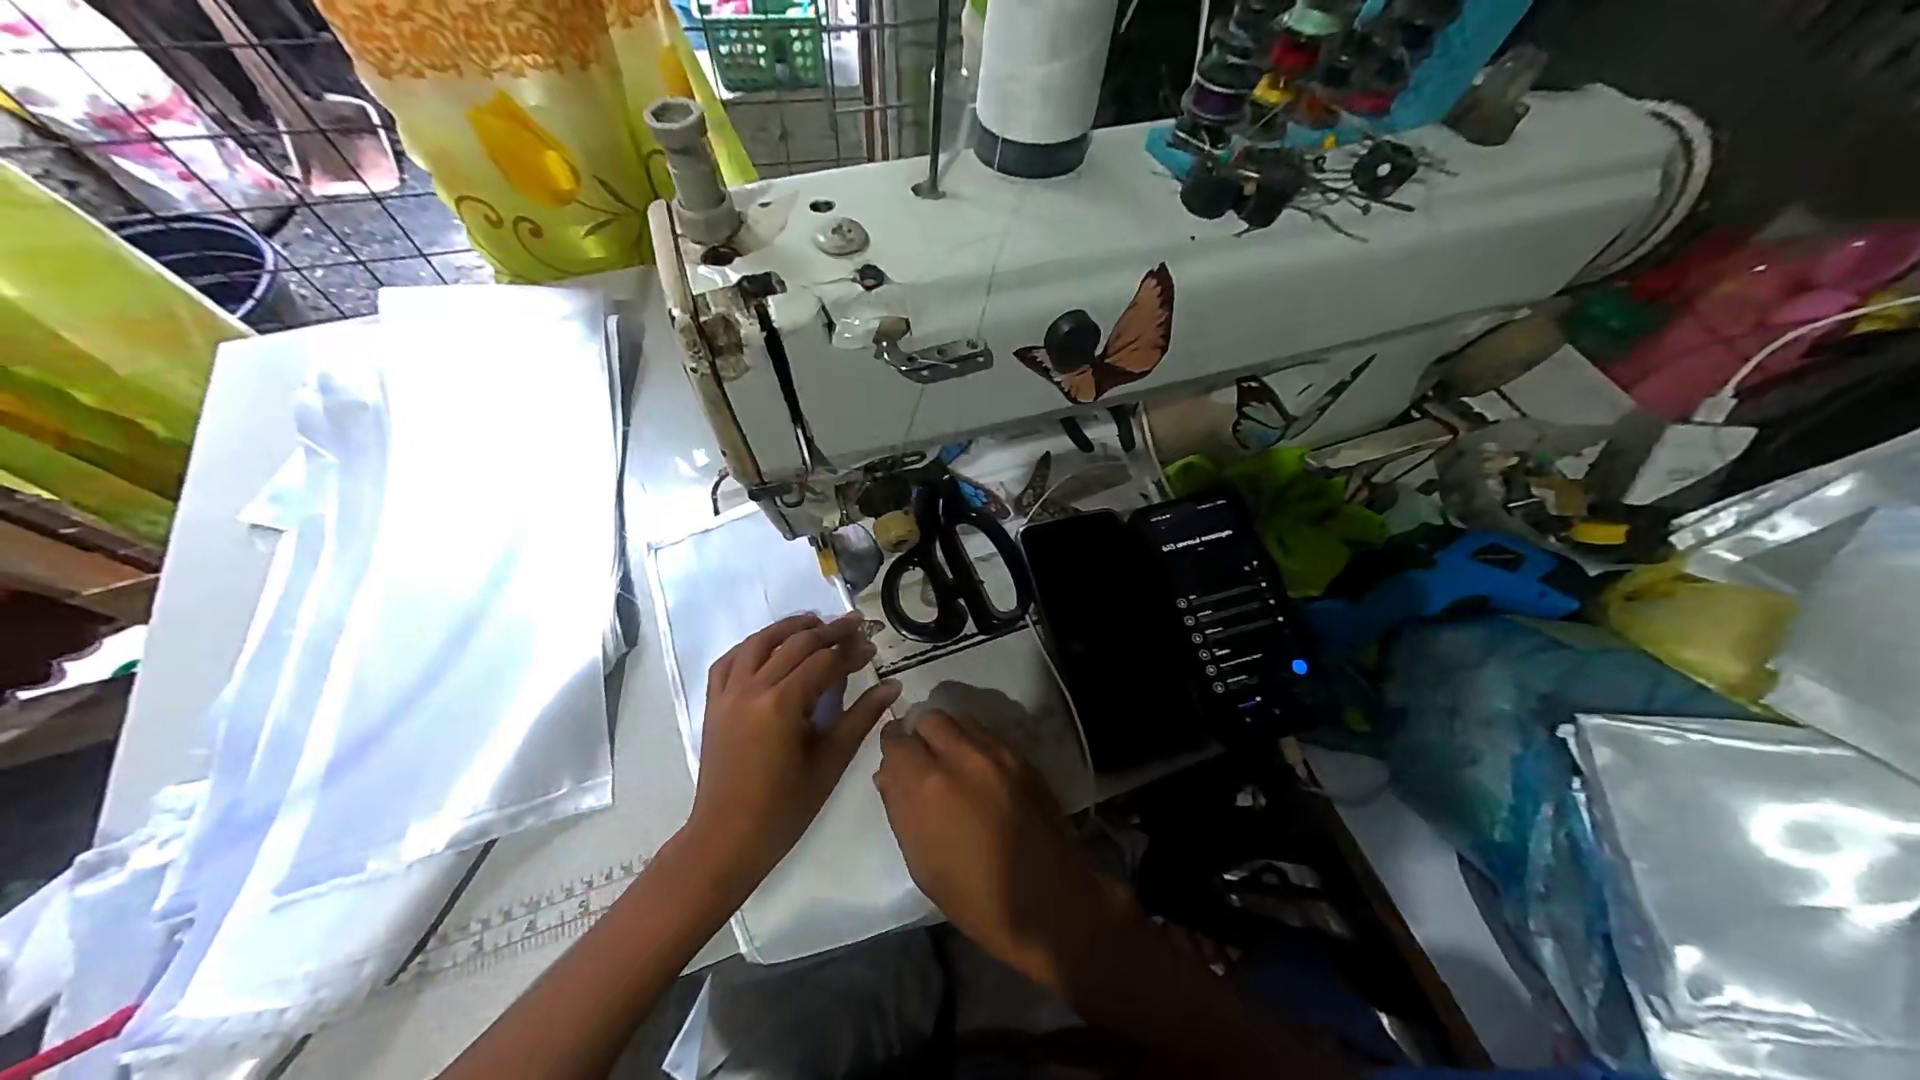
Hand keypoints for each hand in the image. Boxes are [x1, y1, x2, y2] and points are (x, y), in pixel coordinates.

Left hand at [686, 612, 901, 890]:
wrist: (727, 837)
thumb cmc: (785, 807)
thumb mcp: (830, 762)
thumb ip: (861, 718)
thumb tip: (893, 686)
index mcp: (782, 704)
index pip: (824, 662)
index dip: (851, 651)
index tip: (872, 648)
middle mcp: (752, 688)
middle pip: (795, 644)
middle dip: (828, 630)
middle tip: (854, 624)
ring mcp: (728, 693)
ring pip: (759, 643)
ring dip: (788, 628)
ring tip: (814, 621)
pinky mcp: (713, 703)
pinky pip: (730, 660)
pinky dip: (752, 645)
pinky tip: (768, 645)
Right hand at [874, 709, 1128, 988]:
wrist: (1047, 903)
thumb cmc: (973, 896)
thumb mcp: (920, 861)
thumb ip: (900, 807)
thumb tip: (889, 774)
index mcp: (928, 785)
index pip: (897, 740)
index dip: (892, 748)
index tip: (895, 760)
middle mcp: (962, 757)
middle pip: (930, 718)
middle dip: (920, 734)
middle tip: (922, 760)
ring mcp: (997, 754)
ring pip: (961, 720)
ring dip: (949, 734)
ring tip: (951, 762)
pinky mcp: (1024, 759)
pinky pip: (989, 735)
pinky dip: (976, 744)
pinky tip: (980, 772)